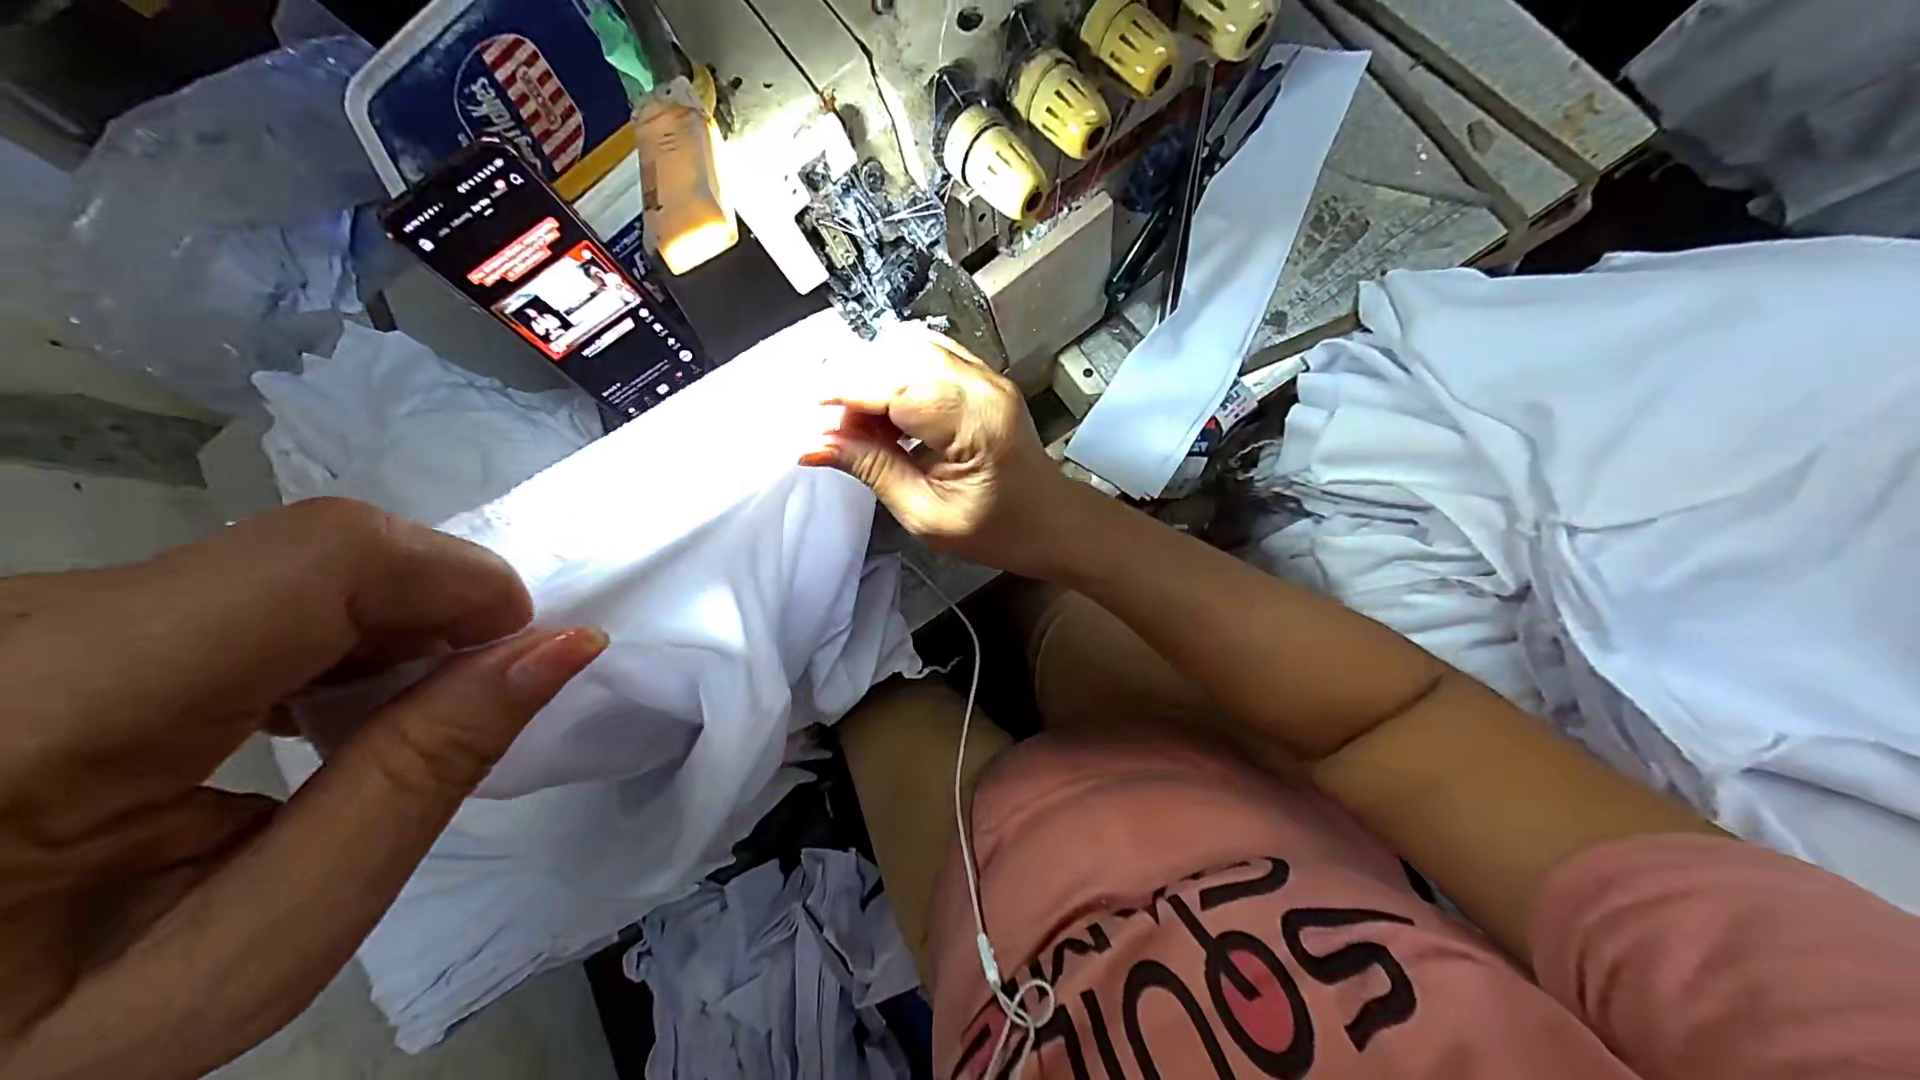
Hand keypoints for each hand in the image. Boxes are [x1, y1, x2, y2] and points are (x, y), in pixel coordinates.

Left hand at [0, 498, 604, 1079]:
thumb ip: (414, 784)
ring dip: (386, 627)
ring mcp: (25, 612)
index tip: (524, 653)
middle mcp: (14, 626)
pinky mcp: (44, 618)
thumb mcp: (248, 955)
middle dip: (434, 616)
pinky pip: (242, 584)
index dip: (459, 580)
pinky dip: (327, 632)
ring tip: (394, 720)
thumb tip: (557, 652)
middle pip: (312, 555)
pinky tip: (318, 706)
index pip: (323, 558)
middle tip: (469, 706)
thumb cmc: (33, 1049)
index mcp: (35, 718)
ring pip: (286, 563)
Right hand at [803, 327, 1089, 577]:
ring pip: (907, 346)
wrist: (1049, 519)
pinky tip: (880, 409)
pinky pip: (921, 354)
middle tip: (829, 427)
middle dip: (852, 383)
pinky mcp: (976, 374)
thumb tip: (813, 442)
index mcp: (977, 422)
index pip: (897, 384)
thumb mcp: (927, 515)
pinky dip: (889, 374)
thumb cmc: (998, 529)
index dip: (845, 392)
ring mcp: (983, 373)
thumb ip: (872, 469)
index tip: (810, 415)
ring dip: (868, 375)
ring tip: (854, 422)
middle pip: (898, 354)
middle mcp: (982, 384)